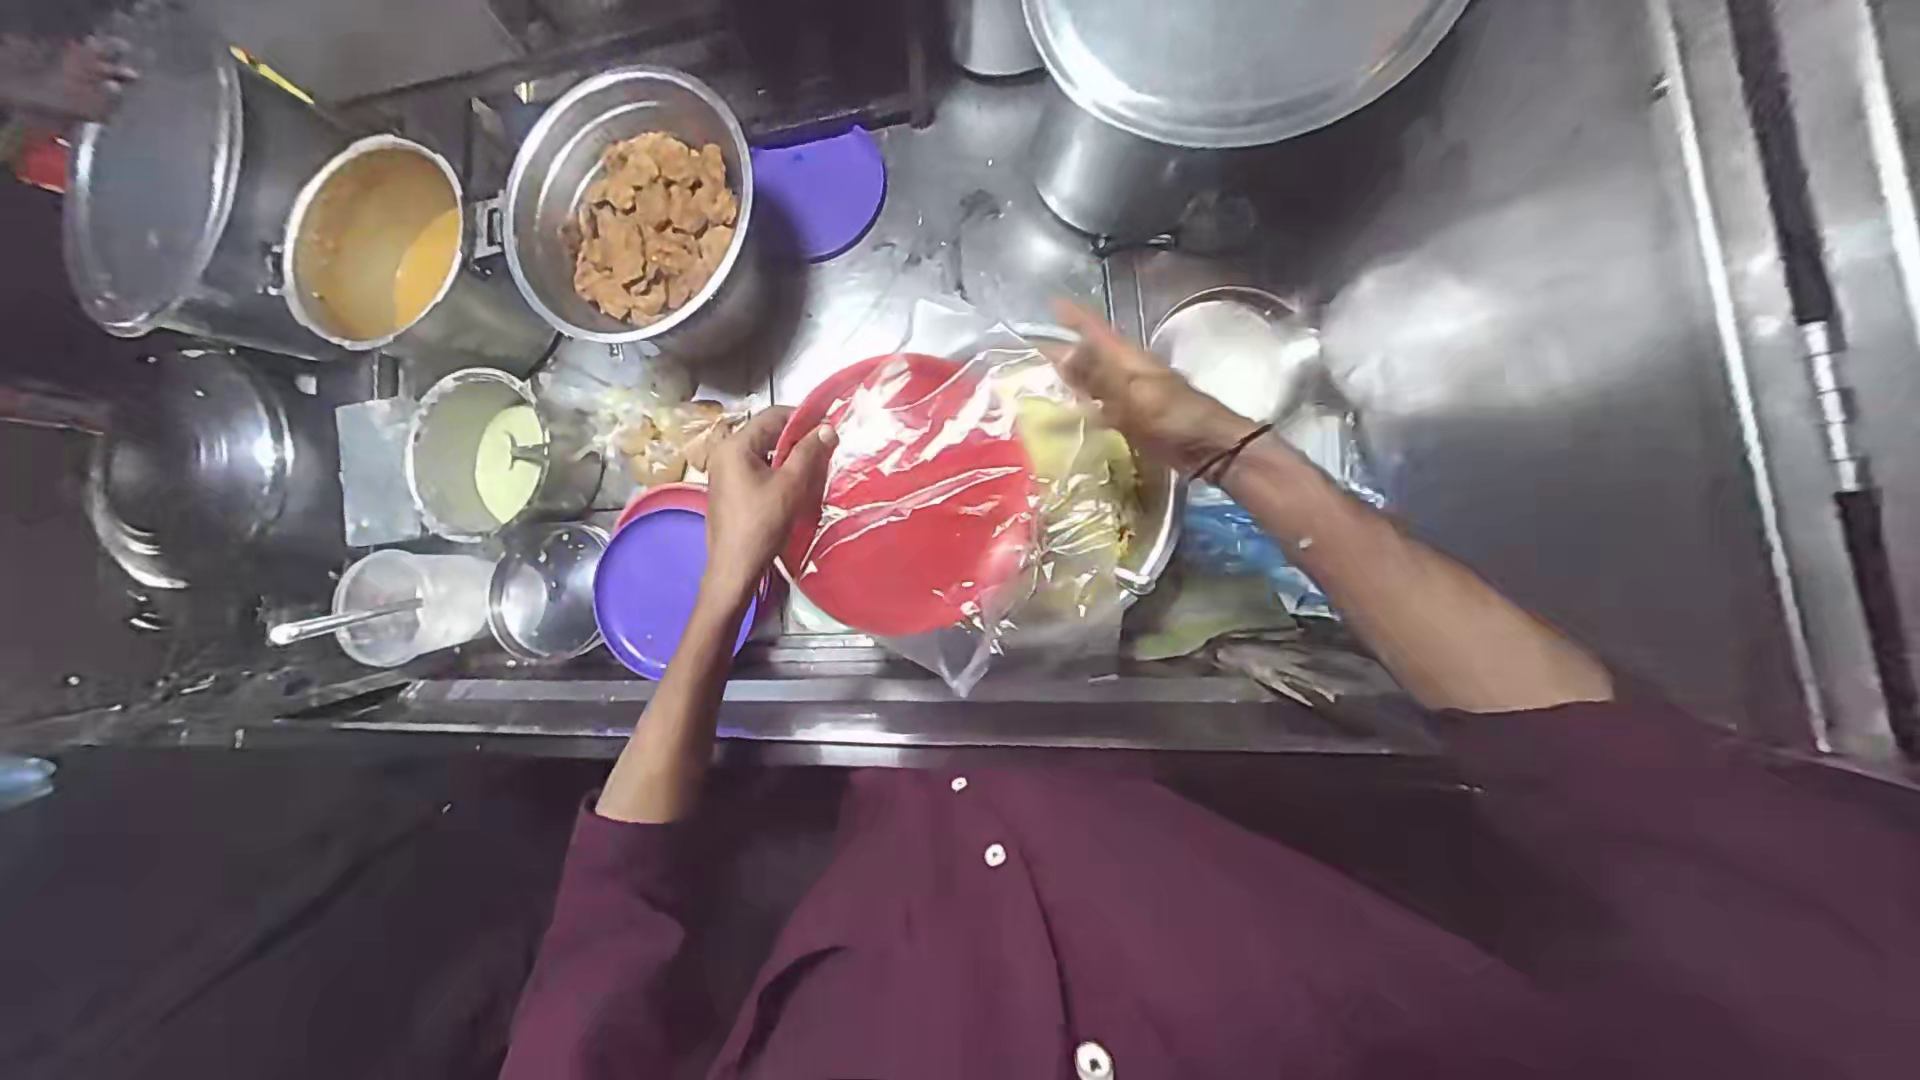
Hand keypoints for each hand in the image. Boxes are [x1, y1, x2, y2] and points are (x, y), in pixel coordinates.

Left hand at [701, 406, 835, 598]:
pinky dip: (777, 468)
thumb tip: (827, 428)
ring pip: (763, 451)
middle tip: (824, 446)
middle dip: (797, 436)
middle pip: (766, 432)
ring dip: (789, 454)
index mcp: (736, 445)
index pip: (772, 415)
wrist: (735, 565)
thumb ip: (809, 452)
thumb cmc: (762, 522)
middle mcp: (725, 452)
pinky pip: (757, 468)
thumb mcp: (791, 484)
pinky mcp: (730, 489)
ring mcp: (724, 471)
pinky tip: (796, 481)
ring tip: (814, 464)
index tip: (827, 426)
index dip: (802, 417)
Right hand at [1052, 301, 1256, 473]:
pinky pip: (1102, 407)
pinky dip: (1085, 406)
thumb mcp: (1132, 392)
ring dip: (1073, 378)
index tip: (1053, 304)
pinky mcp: (1134, 420)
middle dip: (1067, 348)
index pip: (1096, 330)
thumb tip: (1061, 352)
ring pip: (1096, 381)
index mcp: (1128, 358)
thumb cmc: (1173, 417)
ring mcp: (1132, 396)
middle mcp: (1128, 372)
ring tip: (1045, 377)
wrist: (1209, 448)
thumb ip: (1097, 373)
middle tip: (1036, 347)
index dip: (1076, 317)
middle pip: (1093, 355)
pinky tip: (1072, 413)